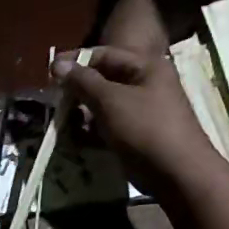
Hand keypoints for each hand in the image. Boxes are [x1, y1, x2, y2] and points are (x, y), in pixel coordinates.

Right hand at [51, 46, 216, 194]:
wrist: (178, 173)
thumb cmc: (145, 128)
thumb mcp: (110, 100)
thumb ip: (82, 81)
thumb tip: (57, 64)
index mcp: (146, 66)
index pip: (104, 55)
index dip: (76, 61)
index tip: (50, 74)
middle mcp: (146, 84)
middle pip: (104, 80)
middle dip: (78, 90)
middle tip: (55, 101)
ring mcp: (143, 112)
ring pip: (106, 106)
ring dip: (83, 112)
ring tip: (62, 122)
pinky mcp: (139, 136)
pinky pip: (111, 126)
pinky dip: (94, 131)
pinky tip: (76, 139)